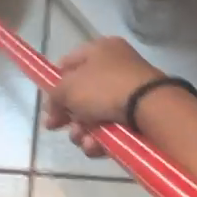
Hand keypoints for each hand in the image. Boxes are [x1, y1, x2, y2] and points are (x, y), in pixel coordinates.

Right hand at [44, 37, 164, 156]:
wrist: (148, 107)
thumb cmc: (104, 88)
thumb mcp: (69, 88)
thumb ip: (54, 96)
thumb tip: (52, 110)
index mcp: (100, 50)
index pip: (69, 63)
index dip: (56, 84)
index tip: (49, 104)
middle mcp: (114, 67)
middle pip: (81, 95)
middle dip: (68, 115)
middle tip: (58, 127)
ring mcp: (126, 92)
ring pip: (94, 116)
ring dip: (82, 132)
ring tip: (82, 139)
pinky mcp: (135, 116)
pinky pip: (110, 128)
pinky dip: (100, 140)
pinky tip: (95, 146)